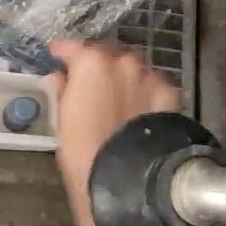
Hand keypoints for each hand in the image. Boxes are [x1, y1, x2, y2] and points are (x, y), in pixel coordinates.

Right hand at [45, 39, 180, 203]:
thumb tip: (58, 77)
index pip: (72, 47)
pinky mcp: (169, 95)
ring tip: (118, 97)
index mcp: (90, 64)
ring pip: (133, 69)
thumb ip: (61, 92)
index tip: (56, 54)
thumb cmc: (83, 152)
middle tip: (89, 82)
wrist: (128, 178)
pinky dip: (145, 92)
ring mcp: (148, 77)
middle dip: (98, 65)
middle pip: (107, 55)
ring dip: (123, 77)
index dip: (63, 51)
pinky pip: (153, 86)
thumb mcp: (62, 122)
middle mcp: (122, 62)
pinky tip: (141, 109)